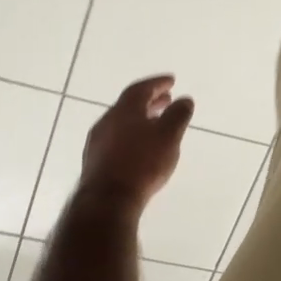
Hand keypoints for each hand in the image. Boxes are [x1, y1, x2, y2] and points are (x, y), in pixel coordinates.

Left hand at [79, 76, 195, 211]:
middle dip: (150, 100)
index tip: (171, 81)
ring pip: (122, 122)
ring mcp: (98, 141)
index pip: (140, 89)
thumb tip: (184, 99)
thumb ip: (178, 115)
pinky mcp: (96, 160)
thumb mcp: (169, 136)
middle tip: (167, 99)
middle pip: (129, 105)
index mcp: (124, 110)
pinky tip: (142, 147)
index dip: (157, 83)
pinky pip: (117, 138)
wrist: (108, 199)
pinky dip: (132, 134)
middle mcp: (107, 121)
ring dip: (141, 118)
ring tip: (157, 123)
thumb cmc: (142, 163)